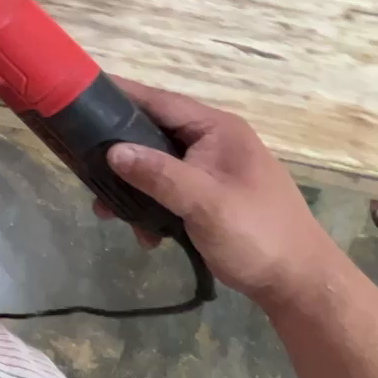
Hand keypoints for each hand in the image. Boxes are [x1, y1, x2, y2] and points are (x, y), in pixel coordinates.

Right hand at [101, 78, 342, 306]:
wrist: (300, 286)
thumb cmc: (258, 235)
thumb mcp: (204, 203)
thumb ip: (158, 174)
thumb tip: (112, 151)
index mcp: (216, 129)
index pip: (159, 100)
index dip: (119, 94)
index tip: (77, 91)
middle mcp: (210, 141)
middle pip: (149, 131)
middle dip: (116, 152)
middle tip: (82, 163)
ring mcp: (207, 168)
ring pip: (151, 164)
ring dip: (129, 187)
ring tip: (106, 211)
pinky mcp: (203, 194)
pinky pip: (162, 189)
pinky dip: (147, 207)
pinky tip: (144, 234)